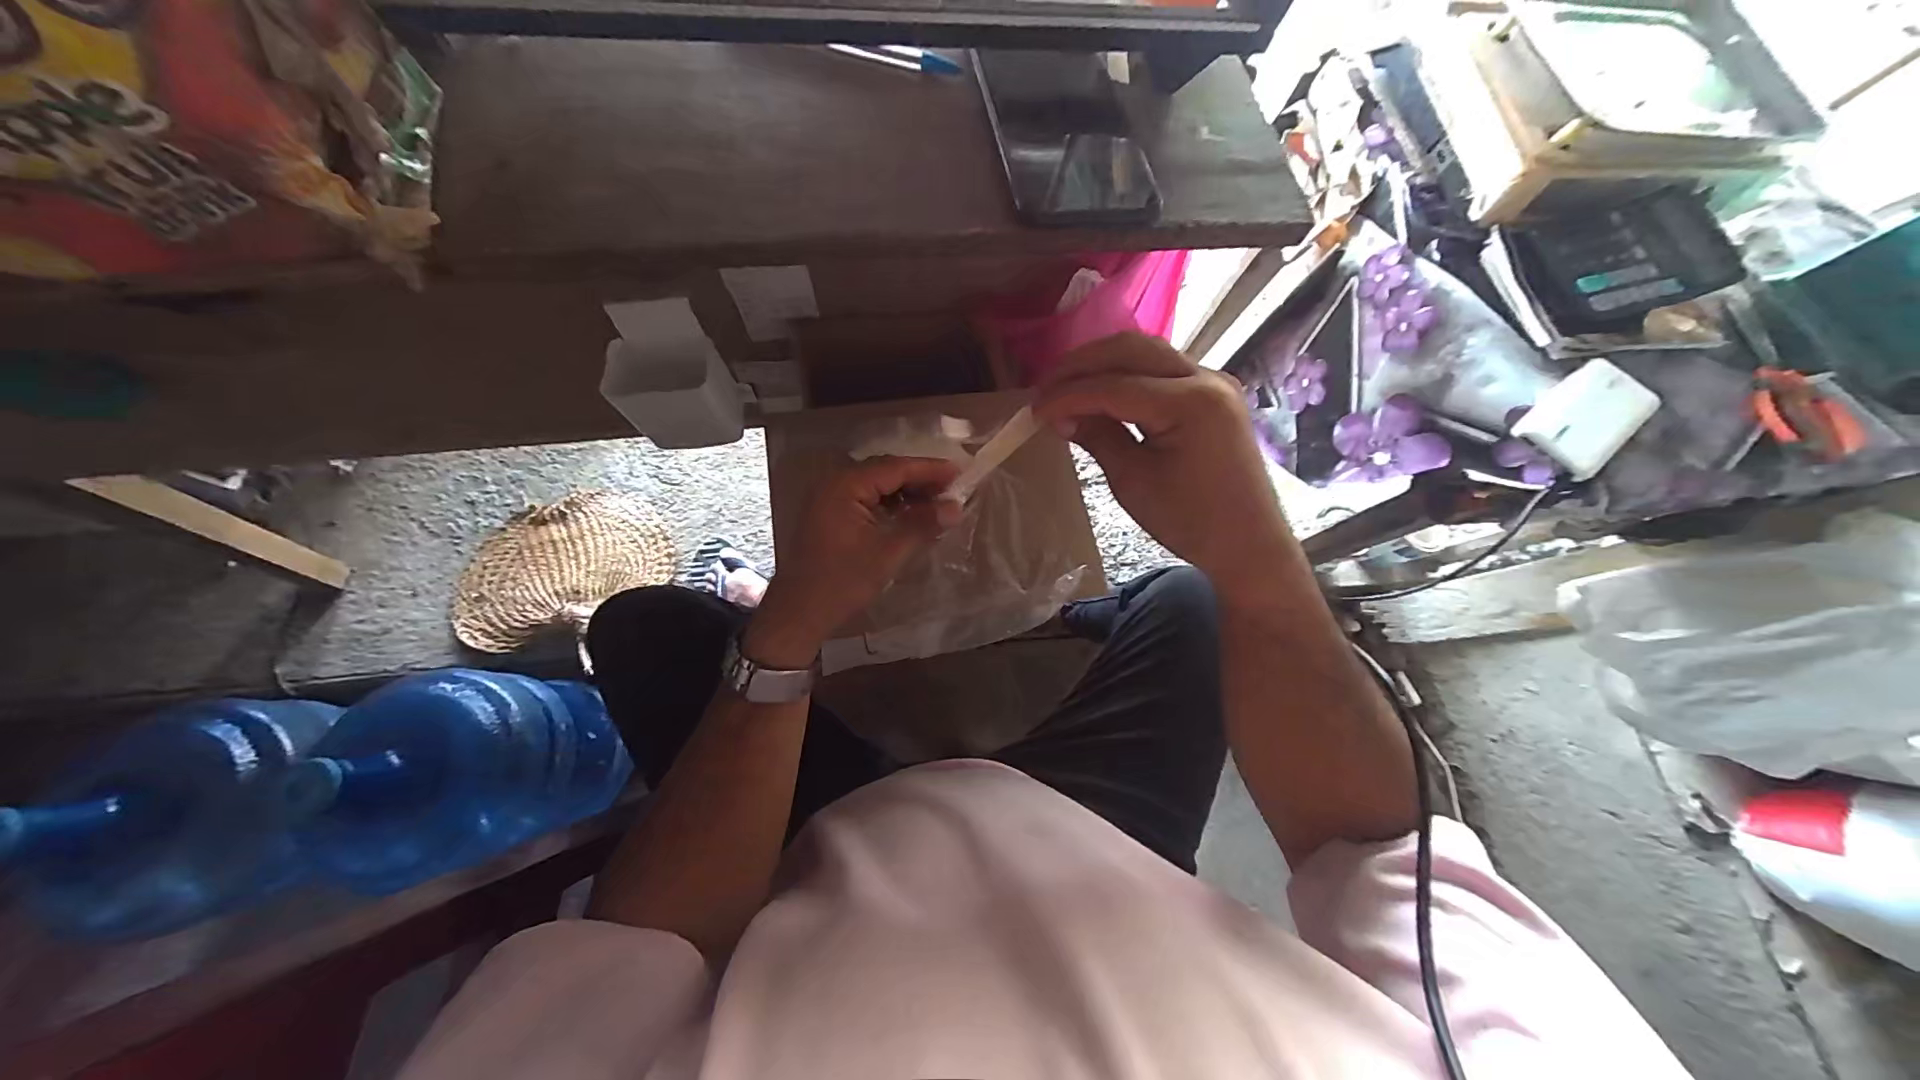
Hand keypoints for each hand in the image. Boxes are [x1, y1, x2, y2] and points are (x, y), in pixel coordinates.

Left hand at [743, 456, 961, 668]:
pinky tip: (912, 516)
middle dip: (920, 479)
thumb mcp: (887, 553)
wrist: (799, 613)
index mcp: (845, 486)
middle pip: (885, 471)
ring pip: (876, 486)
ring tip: (938, 503)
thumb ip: (922, 524)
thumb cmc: (842, 582)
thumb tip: (955, 507)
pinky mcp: (830, 516)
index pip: (895, 467)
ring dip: (906, 493)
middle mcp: (834, 484)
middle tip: (954, 488)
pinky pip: (866, 500)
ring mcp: (830, 499)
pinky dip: (890, 505)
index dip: (929, 469)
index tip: (960, 472)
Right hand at [1034, 333, 1295, 580]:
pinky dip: (1128, 375)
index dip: (1067, 394)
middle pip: (1132, 349)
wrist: (1249, 543)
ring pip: (1148, 353)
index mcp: (1190, 404)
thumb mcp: (1133, 481)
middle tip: (1046, 388)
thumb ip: (1097, 436)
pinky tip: (1102, 394)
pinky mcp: (1214, 393)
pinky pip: (1163, 370)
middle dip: (1082, 364)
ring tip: (1067, 389)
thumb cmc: (1190, 521)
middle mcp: (1206, 378)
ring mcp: (1214, 381)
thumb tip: (1060, 414)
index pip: (1113, 385)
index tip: (1033, 409)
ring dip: (1104, 365)